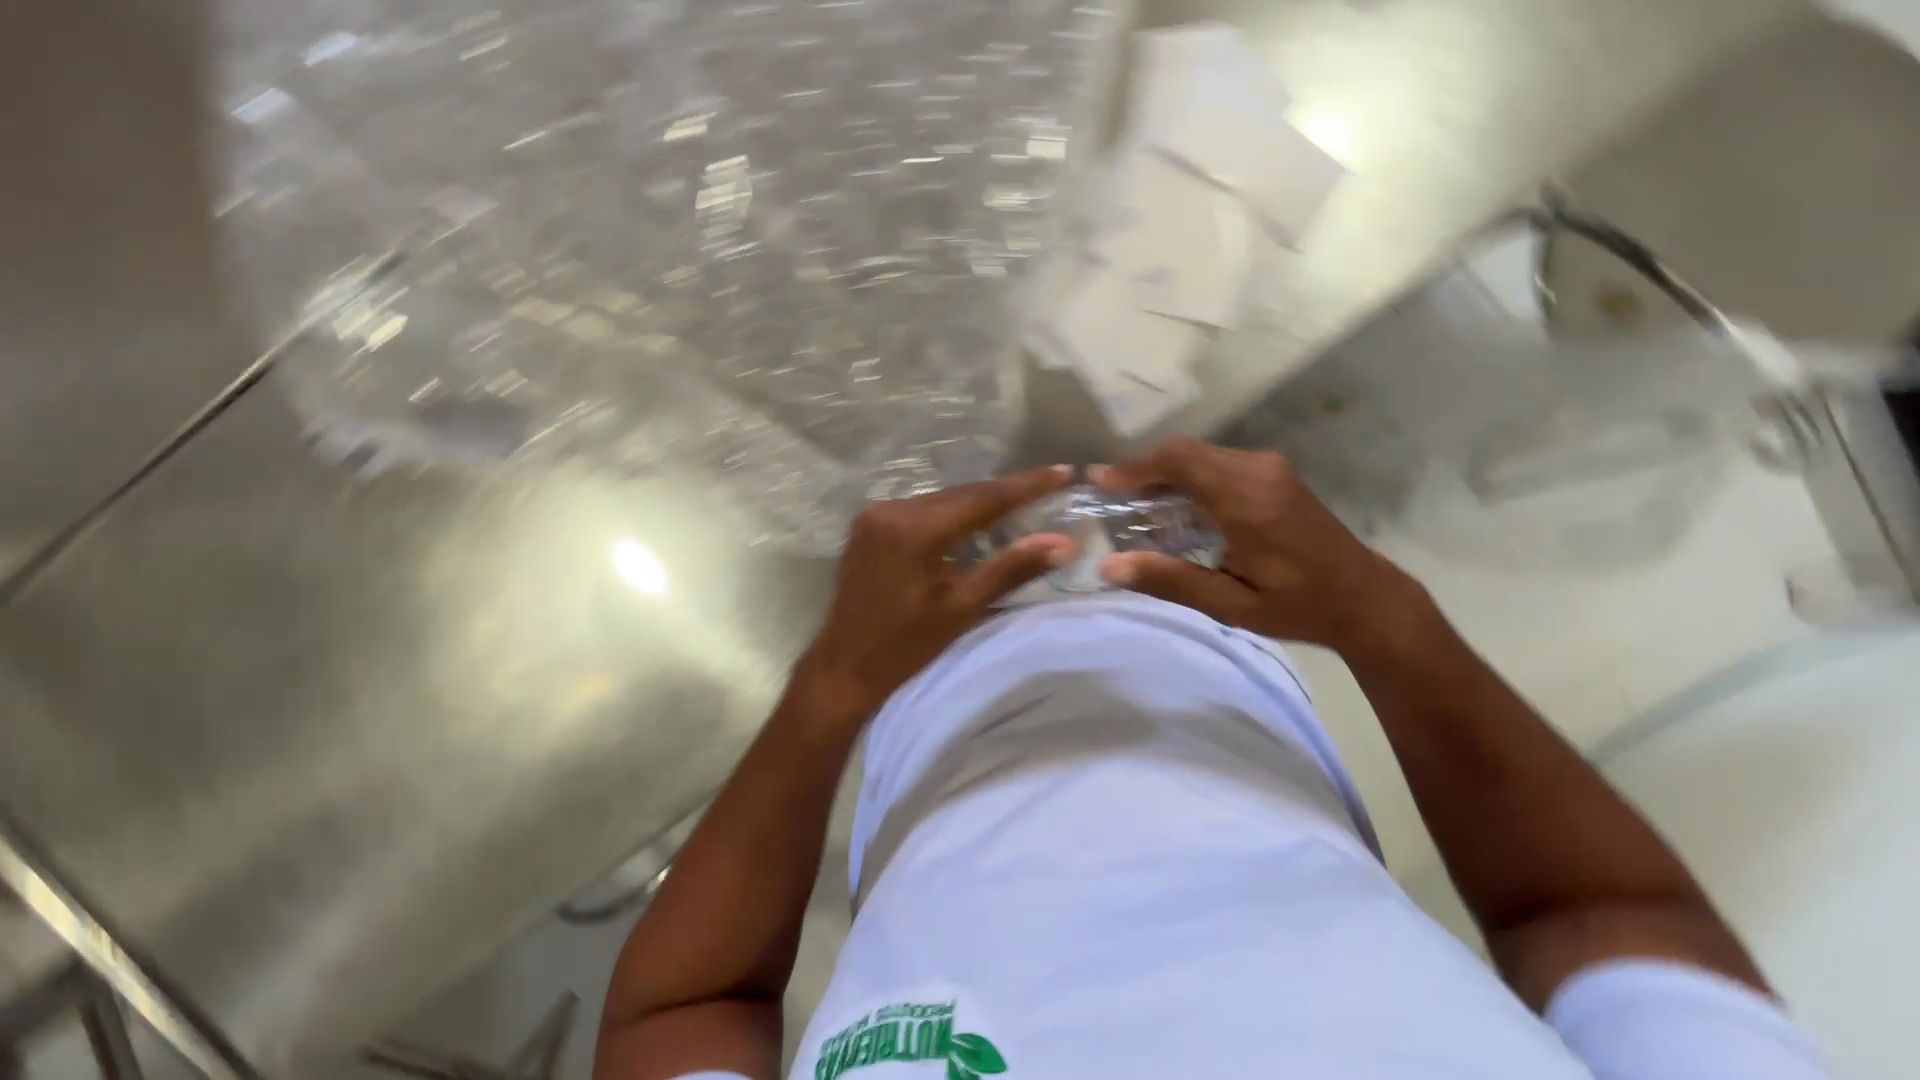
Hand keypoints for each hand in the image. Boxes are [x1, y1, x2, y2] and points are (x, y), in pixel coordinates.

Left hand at [796, 466, 1077, 717]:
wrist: (844, 666)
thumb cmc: (906, 646)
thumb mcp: (963, 608)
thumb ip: (1012, 569)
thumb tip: (1063, 543)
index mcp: (916, 529)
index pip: (983, 498)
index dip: (1027, 485)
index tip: (1064, 471)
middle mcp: (893, 510)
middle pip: (962, 494)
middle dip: (1006, 492)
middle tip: (1050, 486)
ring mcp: (876, 514)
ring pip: (942, 500)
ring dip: (979, 503)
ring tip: (1021, 503)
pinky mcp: (868, 524)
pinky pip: (921, 509)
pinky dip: (951, 514)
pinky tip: (974, 522)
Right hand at [1091, 438, 1430, 656]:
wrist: (1365, 599)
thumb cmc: (1296, 605)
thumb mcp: (1229, 604)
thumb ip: (1169, 580)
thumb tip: (1108, 566)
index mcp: (1246, 499)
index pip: (1179, 460)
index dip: (1134, 467)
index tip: (1098, 480)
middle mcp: (1258, 471)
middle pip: (1186, 452)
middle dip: (1144, 470)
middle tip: (1111, 497)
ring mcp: (1271, 469)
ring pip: (1203, 455)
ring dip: (1167, 474)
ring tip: (1137, 505)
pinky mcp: (1276, 475)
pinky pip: (1221, 463)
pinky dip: (1190, 478)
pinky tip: (1179, 508)